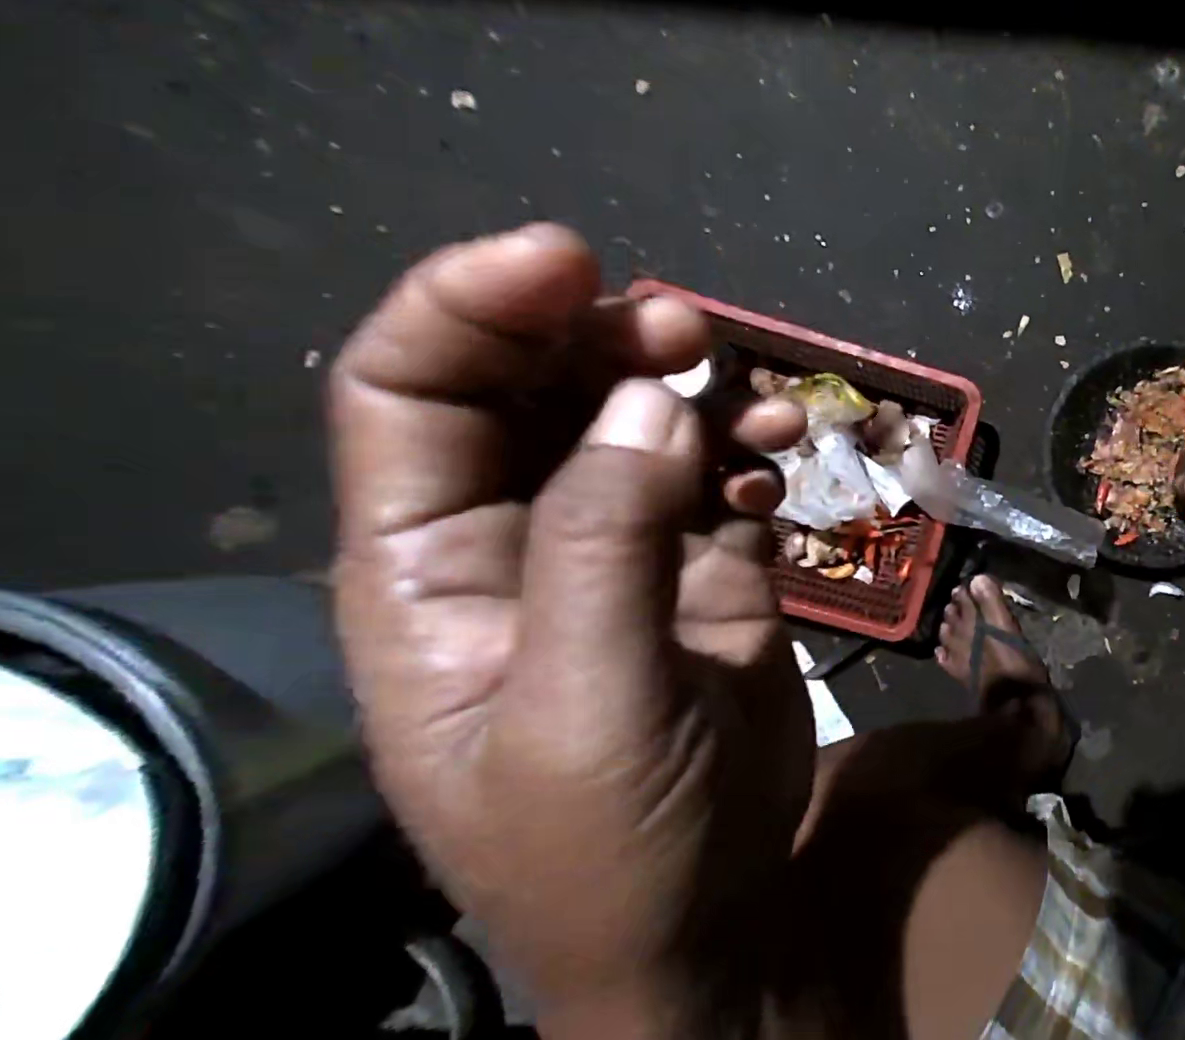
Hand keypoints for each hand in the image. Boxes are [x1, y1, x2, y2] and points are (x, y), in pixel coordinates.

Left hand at [328, 224, 811, 1034]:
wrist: (705, 926)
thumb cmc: (609, 854)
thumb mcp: (586, 711)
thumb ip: (604, 547)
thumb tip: (652, 405)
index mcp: (428, 570)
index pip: (405, 392)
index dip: (469, 306)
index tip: (564, 258)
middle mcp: (509, 538)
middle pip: (530, 386)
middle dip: (601, 337)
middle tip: (686, 327)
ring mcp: (610, 546)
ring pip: (631, 418)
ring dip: (691, 389)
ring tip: (757, 401)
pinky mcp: (692, 563)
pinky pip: (709, 470)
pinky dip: (744, 447)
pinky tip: (778, 458)